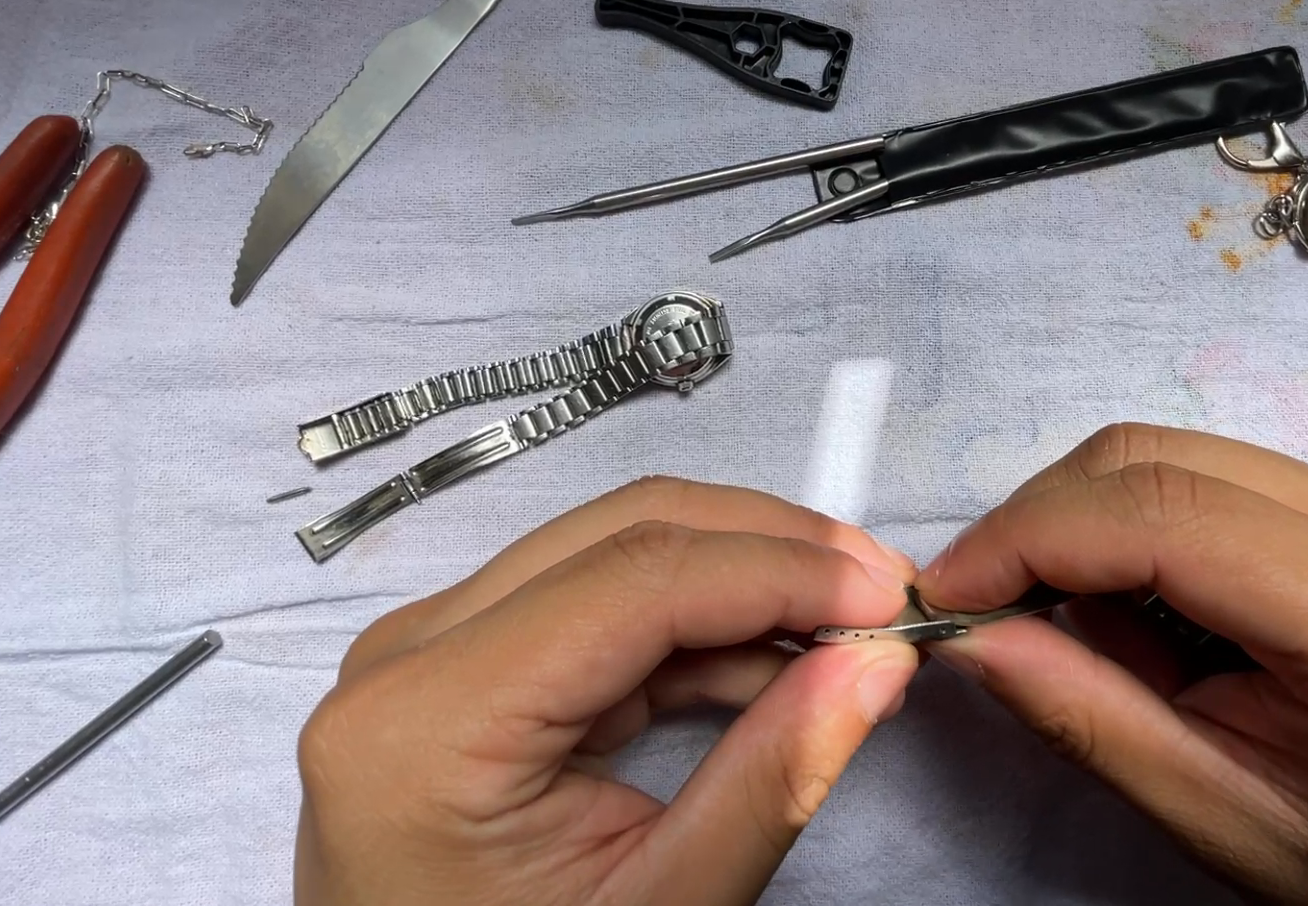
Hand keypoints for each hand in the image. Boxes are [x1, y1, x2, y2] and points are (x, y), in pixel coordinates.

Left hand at [295, 478, 919, 905]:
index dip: (781, 570)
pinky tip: (781, 652)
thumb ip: (773, 778)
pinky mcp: (481, 646)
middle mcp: (420, 643)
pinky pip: (615, 593)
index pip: (639, 579)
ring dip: (750, 571)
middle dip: (775, 546)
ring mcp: (444, 635)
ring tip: (847, 625)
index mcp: (432, 718)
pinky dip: (711, 613)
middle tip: (881, 588)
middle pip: (633, 530)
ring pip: (627, 541)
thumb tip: (879, 662)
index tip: (888, 592)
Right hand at [917, 424, 1307, 905]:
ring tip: (1056, 602)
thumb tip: (962, 629)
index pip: (1174, 523)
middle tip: (979, 595)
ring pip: (1165, 452)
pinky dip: (1118, 516)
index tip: (947, 587)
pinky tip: (1121, 586)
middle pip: (1159, 463)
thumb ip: (1079, 713)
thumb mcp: (1209, 820)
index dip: (1034, 536)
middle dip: (1039, 521)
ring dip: (1074, 516)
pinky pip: (1193, 467)